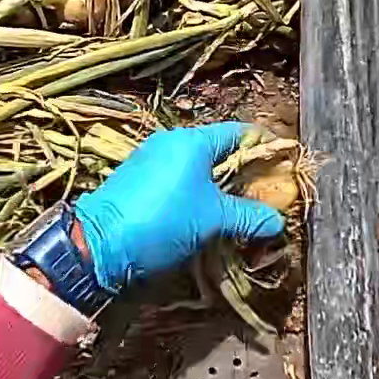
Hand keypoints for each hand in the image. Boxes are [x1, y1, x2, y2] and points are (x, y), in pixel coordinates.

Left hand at [74, 121, 282, 292]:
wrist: (97, 246)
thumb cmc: (163, 221)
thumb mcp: (212, 219)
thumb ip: (248, 216)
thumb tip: (278, 222)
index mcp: (193, 141)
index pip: (239, 133)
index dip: (263, 146)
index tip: (282, 163)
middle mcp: (172, 141)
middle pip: (219, 148)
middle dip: (243, 169)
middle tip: (264, 189)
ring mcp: (151, 158)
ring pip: (197, 164)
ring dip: (219, 182)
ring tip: (238, 205)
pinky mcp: (137, 178)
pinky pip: (178, 176)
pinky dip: (196, 189)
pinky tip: (205, 211)